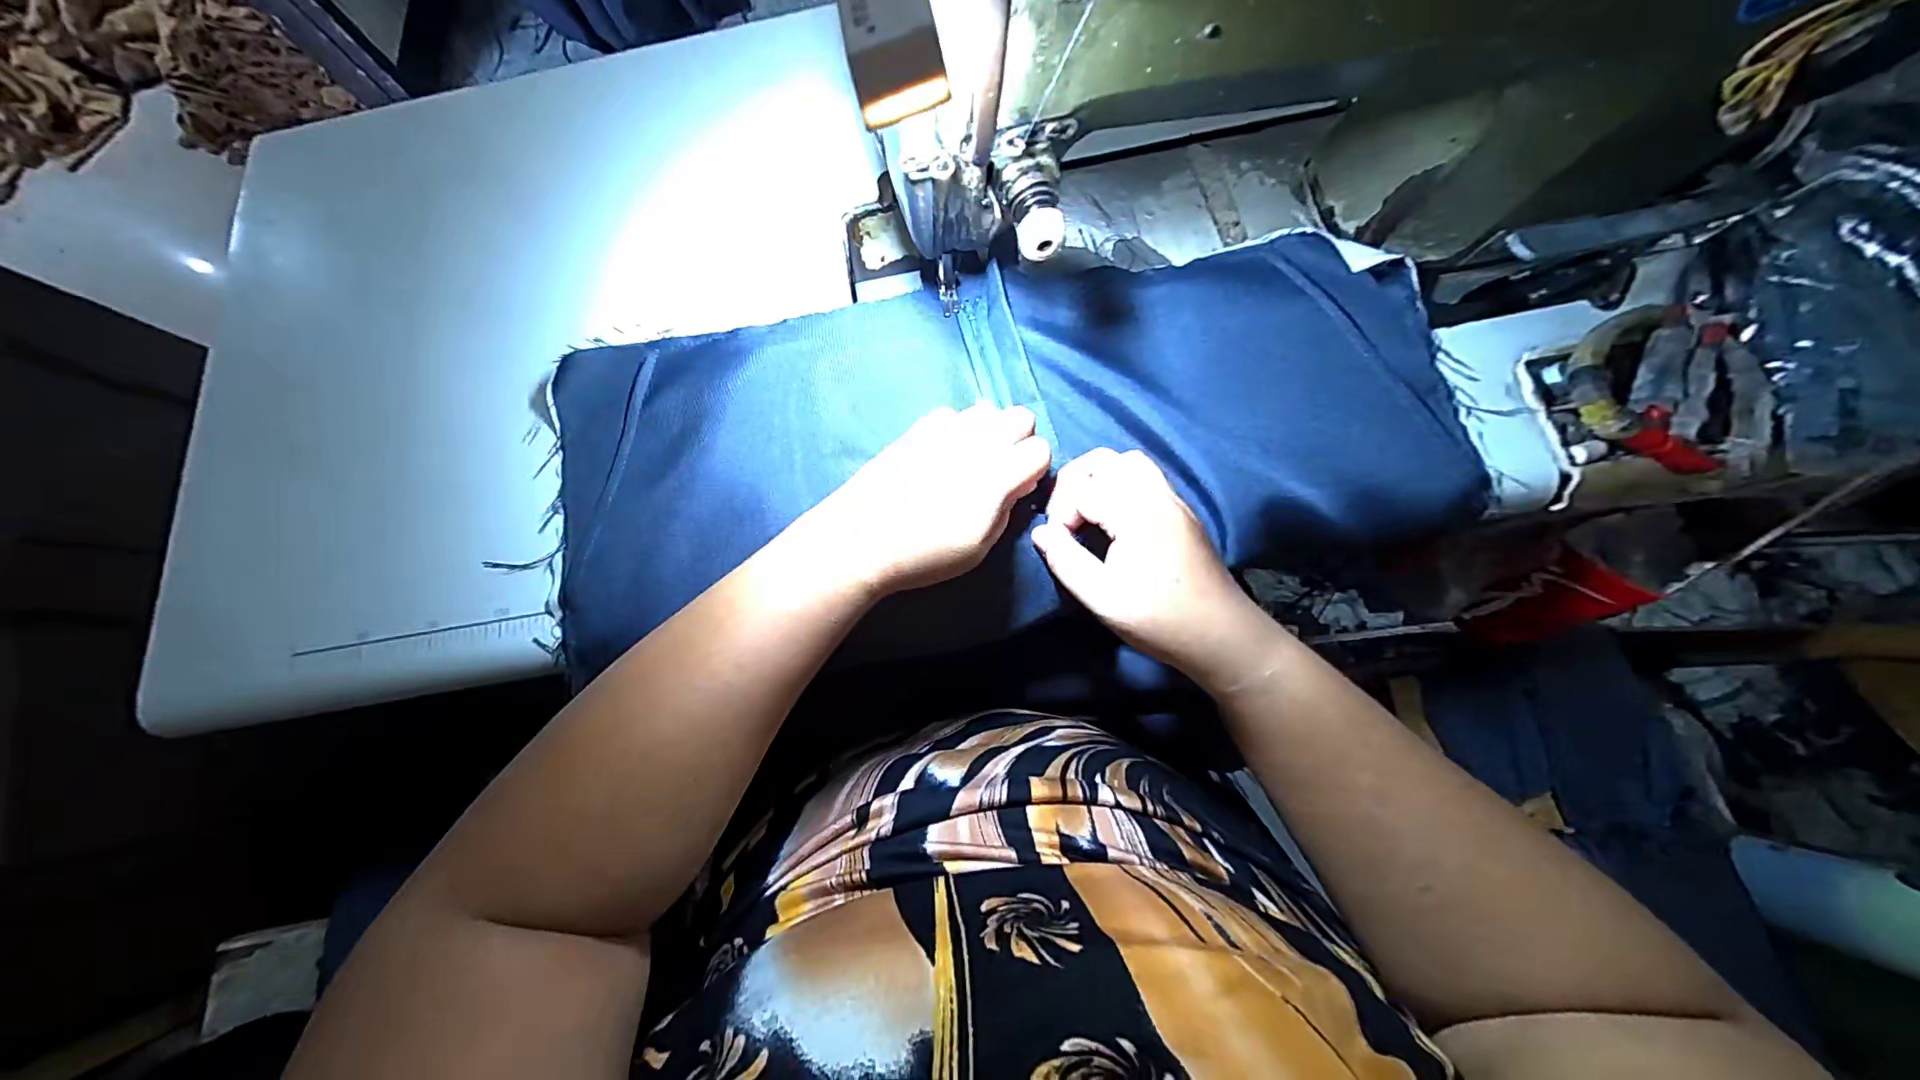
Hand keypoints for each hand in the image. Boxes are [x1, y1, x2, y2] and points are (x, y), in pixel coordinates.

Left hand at [805, 403, 1051, 596]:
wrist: (860, 538)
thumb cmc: (923, 553)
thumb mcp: (978, 547)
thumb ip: (1006, 511)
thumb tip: (1016, 487)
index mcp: (997, 474)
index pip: (1041, 448)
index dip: (1034, 470)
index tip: (1018, 489)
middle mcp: (976, 442)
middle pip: (1022, 415)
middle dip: (1019, 440)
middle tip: (1001, 470)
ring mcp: (945, 428)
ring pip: (987, 408)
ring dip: (989, 430)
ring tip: (971, 460)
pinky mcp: (917, 427)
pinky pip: (952, 413)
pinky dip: (955, 429)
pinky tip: (940, 454)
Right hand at [1031, 448, 1286, 692]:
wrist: (1220, 635)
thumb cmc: (1158, 619)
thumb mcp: (1102, 598)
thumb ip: (1065, 560)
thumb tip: (1041, 533)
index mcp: (1136, 513)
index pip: (1083, 488)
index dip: (1061, 513)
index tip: (1061, 544)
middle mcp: (1156, 496)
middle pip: (1105, 460)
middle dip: (1075, 484)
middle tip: (1066, 520)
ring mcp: (1173, 500)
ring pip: (1128, 462)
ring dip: (1099, 479)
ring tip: (1087, 514)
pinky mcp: (1182, 512)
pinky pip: (1147, 477)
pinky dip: (1121, 484)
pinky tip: (1114, 520)